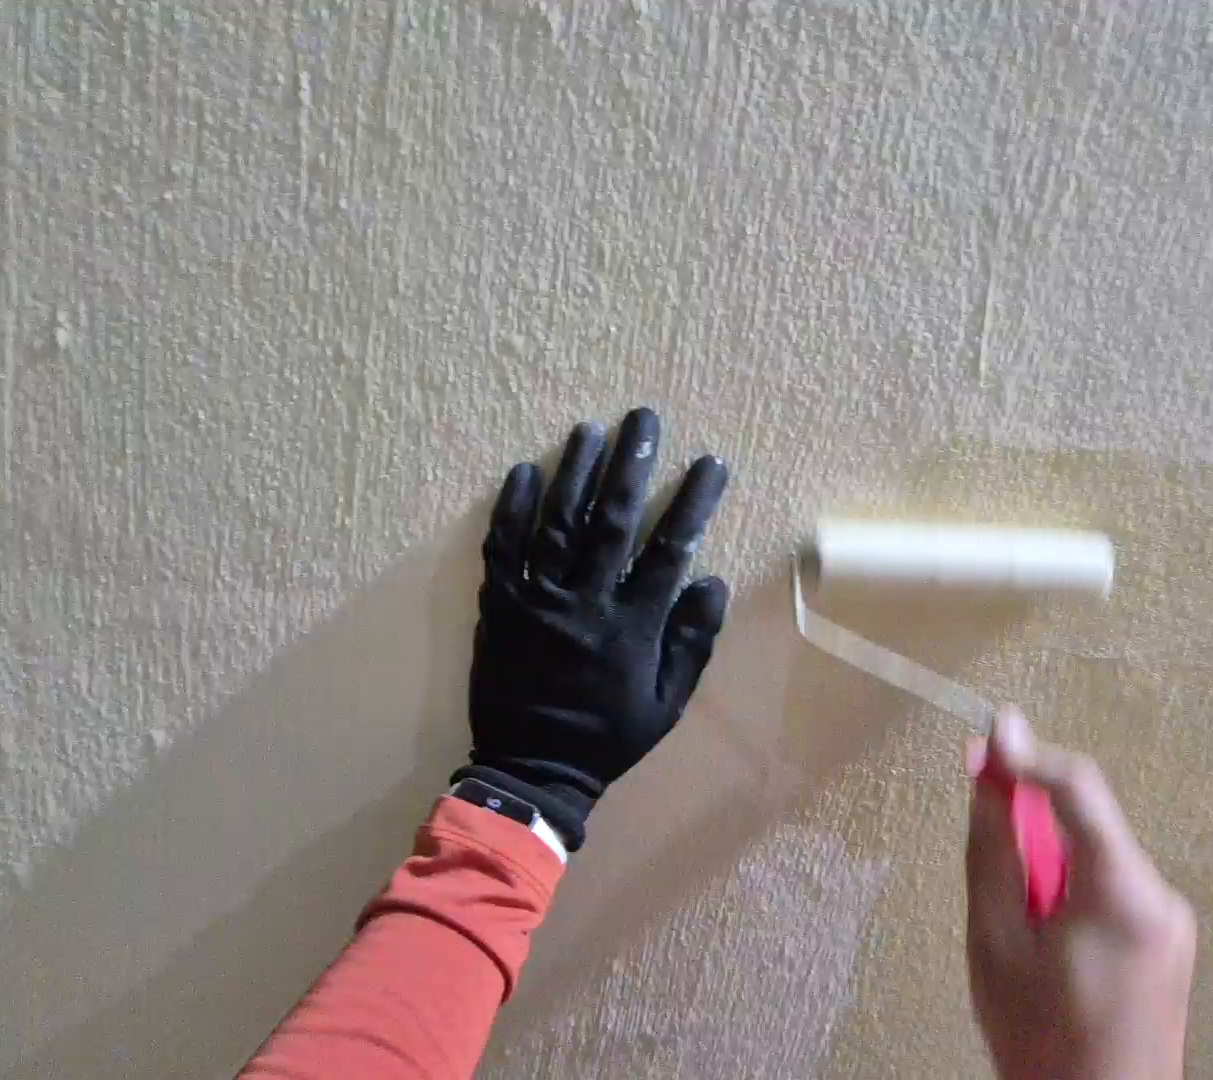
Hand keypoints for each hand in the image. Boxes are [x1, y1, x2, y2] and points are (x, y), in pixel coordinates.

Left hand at [456, 407, 729, 849]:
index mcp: (633, 626)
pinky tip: (524, 471)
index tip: (709, 463)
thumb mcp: (668, 703)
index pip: (670, 549)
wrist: (532, 769)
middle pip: (612, 521)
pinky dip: (512, 509)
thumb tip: (712, 580)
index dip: (692, 502)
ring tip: (590, 429)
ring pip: (557, 524)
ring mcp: (538, 602)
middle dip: (631, 465)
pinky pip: (503, 550)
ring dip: (575, 472)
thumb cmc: (608, 736)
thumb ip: (692, 642)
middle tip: (643, 419)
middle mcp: (586, 603)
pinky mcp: (500, 607)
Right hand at [966, 706, 1196, 1079]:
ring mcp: (1167, 919)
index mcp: (1123, 893)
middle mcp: (1159, 896)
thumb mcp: (995, 933)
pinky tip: (1035, 921)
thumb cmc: (1039, 1033)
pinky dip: (1059, 877)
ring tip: (1006, 903)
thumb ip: (992, 844)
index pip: (1077, 788)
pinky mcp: (1162, 937)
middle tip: (975, 798)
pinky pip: (1101, 877)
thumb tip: (989, 773)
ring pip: (1087, 847)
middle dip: (1026, 807)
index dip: (1027, 752)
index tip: (984, 731)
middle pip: (1083, 817)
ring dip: (1039, 850)